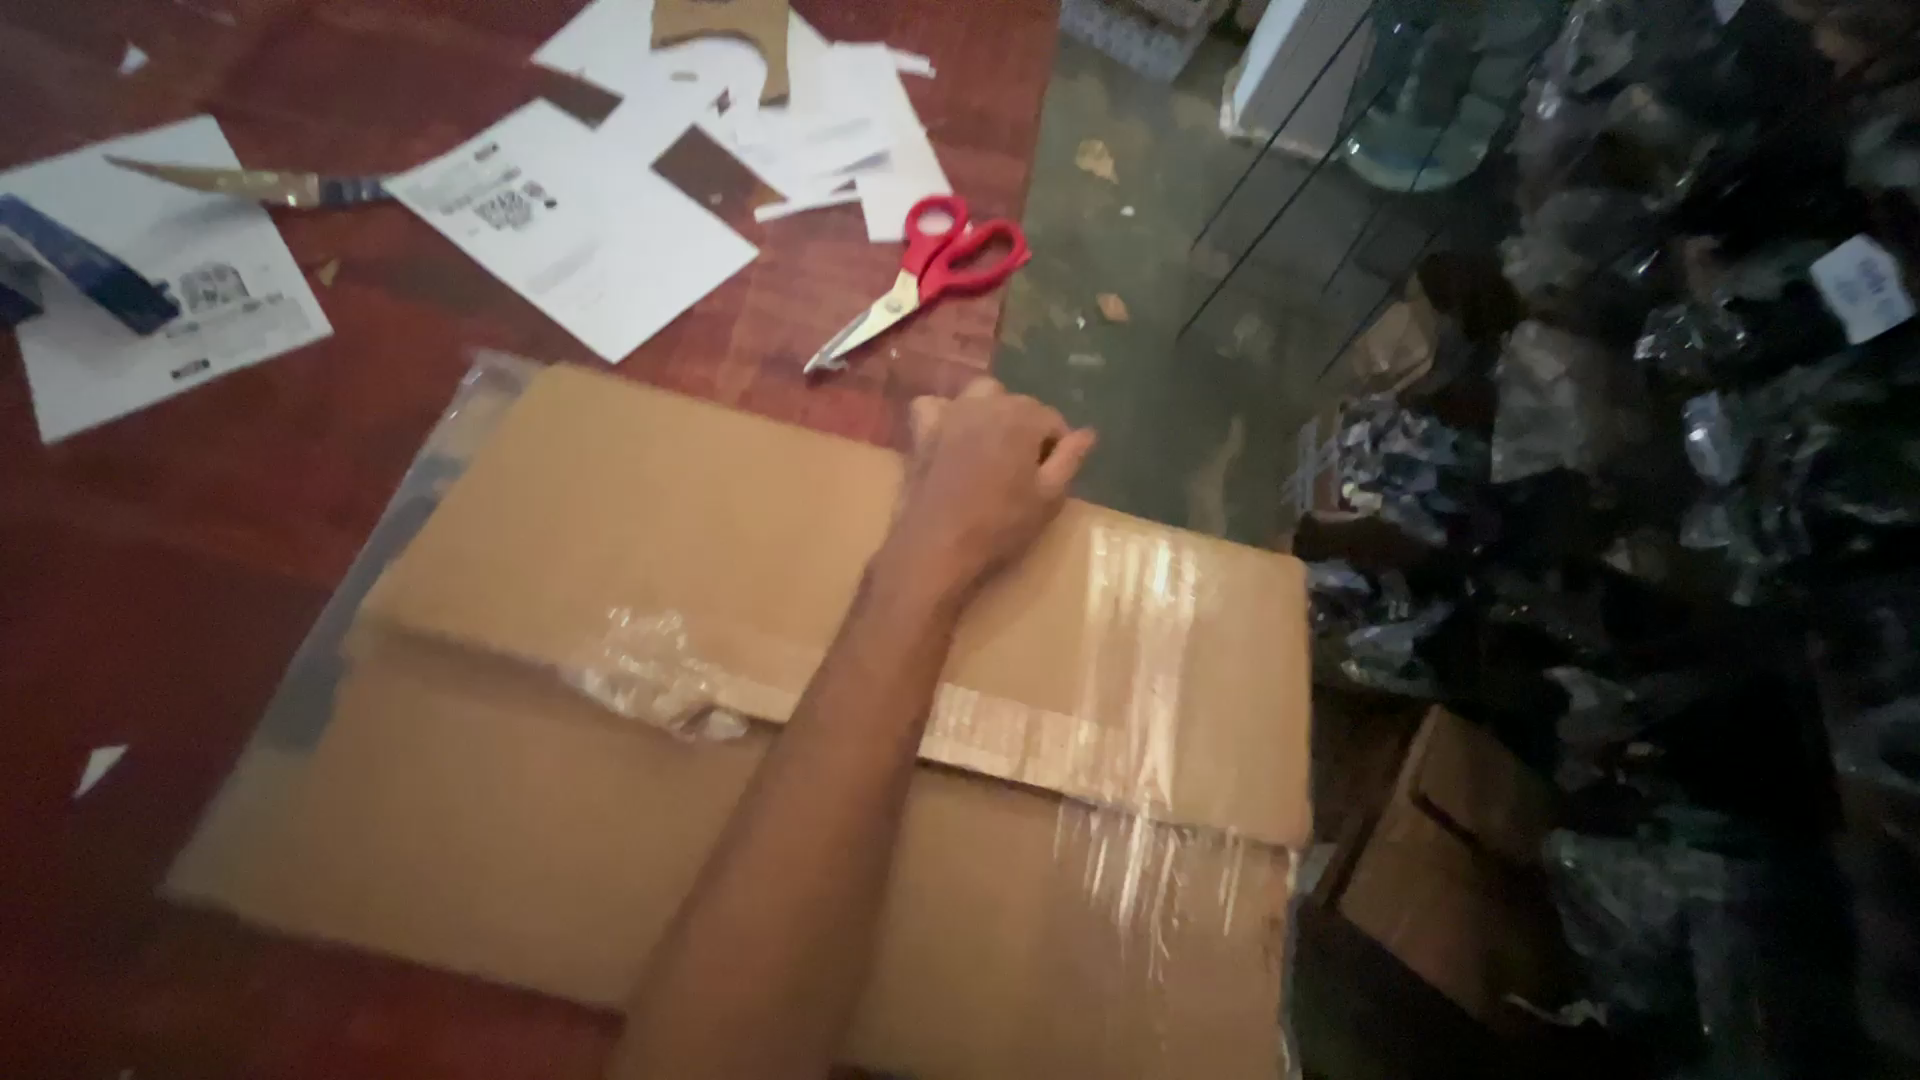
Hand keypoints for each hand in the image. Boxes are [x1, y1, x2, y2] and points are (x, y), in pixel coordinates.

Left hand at [873, 378, 1095, 607]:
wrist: (938, 545)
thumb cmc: (1000, 525)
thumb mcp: (1048, 497)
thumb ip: (1070, 459)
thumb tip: (1087, 433)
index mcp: (1023, 417)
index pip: (1052, 420)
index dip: (1057, 447)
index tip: (1050, 475)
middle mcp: (987, 403)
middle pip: (1018, 405)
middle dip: (1026, 429)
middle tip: (1022, 469)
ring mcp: (951, 413)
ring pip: (980, 395)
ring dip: (991, 412)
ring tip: (991, 447)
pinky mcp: (922, 430)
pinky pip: (935, 406)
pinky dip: (945, 416)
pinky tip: (950, 437)